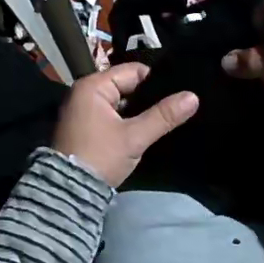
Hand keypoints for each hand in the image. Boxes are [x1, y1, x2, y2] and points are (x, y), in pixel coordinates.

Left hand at [51, 63, 198, 188]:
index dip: (158, 81)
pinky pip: (114, 117)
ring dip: (140, 112)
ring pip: (122, 104)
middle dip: (150, 98)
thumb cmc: (101, 156)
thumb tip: (194, 97)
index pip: (133, 71)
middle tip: (175, 109)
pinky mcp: (87, 128)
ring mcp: (84, 111)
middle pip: (127, 87)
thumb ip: (163, 116)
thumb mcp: (135, 137)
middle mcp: (85, 93)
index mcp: (93, 86)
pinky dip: (128, 122)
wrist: (70, 191)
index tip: (178, 94)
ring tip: (165, 120)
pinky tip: (146, 131)